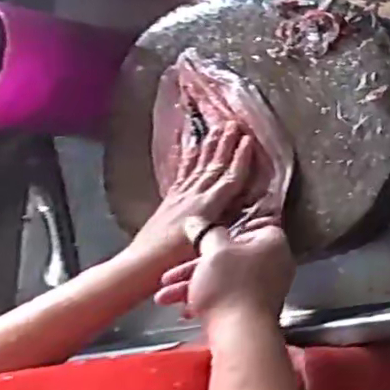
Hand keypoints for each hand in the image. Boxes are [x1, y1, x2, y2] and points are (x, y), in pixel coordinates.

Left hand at [132, 122, 254, 264]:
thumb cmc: (177, 261)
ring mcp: (182, 196)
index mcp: (209, 206)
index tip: (249, 140)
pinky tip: (190, 148)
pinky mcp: (170, 200)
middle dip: (226, 144)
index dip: (241, 158)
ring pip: (199, 165)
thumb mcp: (208, 242)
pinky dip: (187, 159)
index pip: (231, 177)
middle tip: (234, 123)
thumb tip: (242, 209)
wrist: (139, 266)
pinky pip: (181, 174)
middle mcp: (196, 196)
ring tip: (215, 129)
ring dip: (209, 146)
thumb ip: (226, 221)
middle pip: (215, 165)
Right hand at [154, 216, 296, 321]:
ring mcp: (268, 285)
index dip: (219, 237)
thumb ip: (206, 234)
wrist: (240, 333)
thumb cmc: (229, 285)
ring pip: (226, 279)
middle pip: (231, 257)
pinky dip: (208, 301)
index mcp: (273, 241)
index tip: (196, 246)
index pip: (246, 229)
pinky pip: (230, 297)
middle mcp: (276, 260)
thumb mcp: (213, 253)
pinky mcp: (256, 307)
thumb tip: (197, 220)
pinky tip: (185, 312)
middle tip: (167, 278)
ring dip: (194, 286)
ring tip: (164, 298)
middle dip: (194, 268)